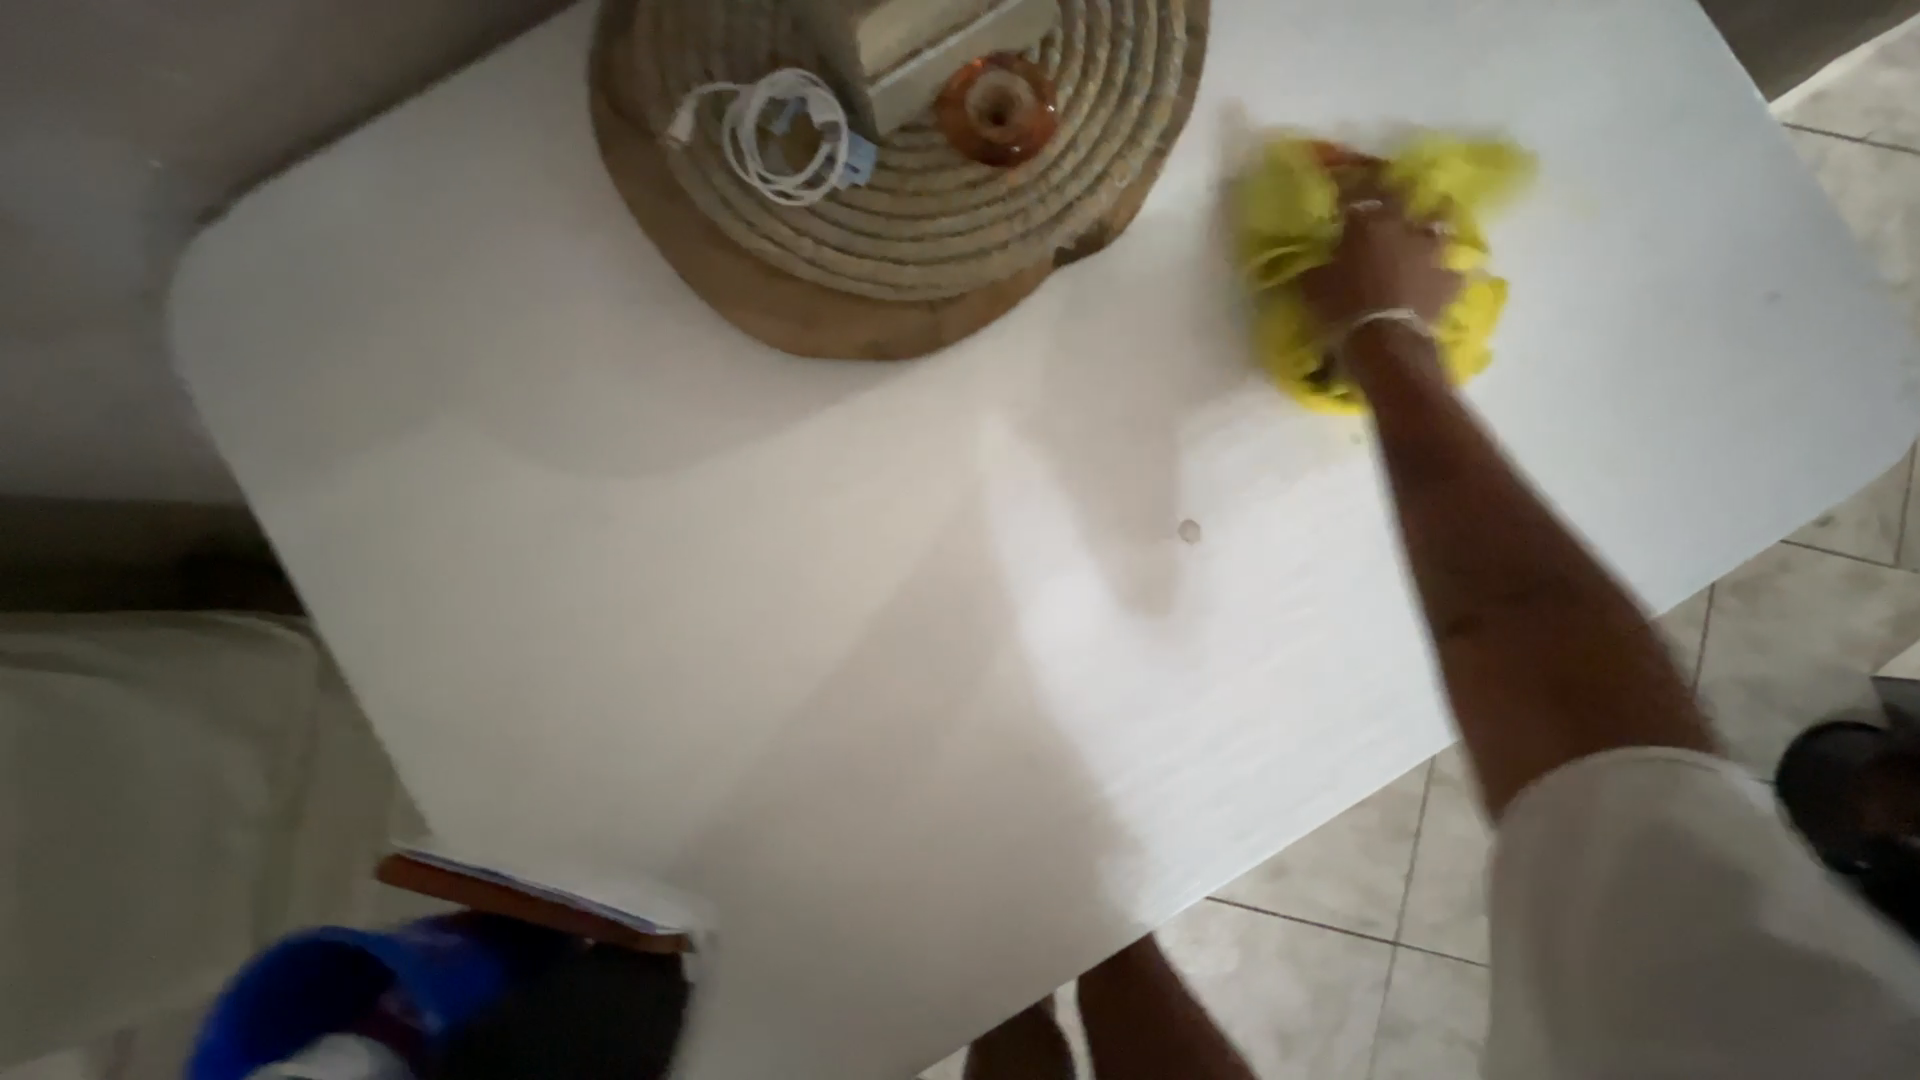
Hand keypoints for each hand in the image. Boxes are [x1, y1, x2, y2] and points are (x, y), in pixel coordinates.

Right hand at [1297, 193, 1461, 328]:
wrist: (1385, 341)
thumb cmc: (1343, 308)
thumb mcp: (1314, 286)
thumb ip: (1316, 264)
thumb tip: (1310, 256)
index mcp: (1370, 223)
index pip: (1362, 193)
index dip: (1354, 191)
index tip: (1346, 194)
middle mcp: (1406, 228)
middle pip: (1408, 199)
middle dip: (1397, 200)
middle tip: (1389, 207)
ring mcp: (1433, 252)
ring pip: (1439, 227)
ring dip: (1429, 230)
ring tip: (1420, 238)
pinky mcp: (1449, 280)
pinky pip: (1450, 270)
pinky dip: (1442, 273)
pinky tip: (1435, 279)